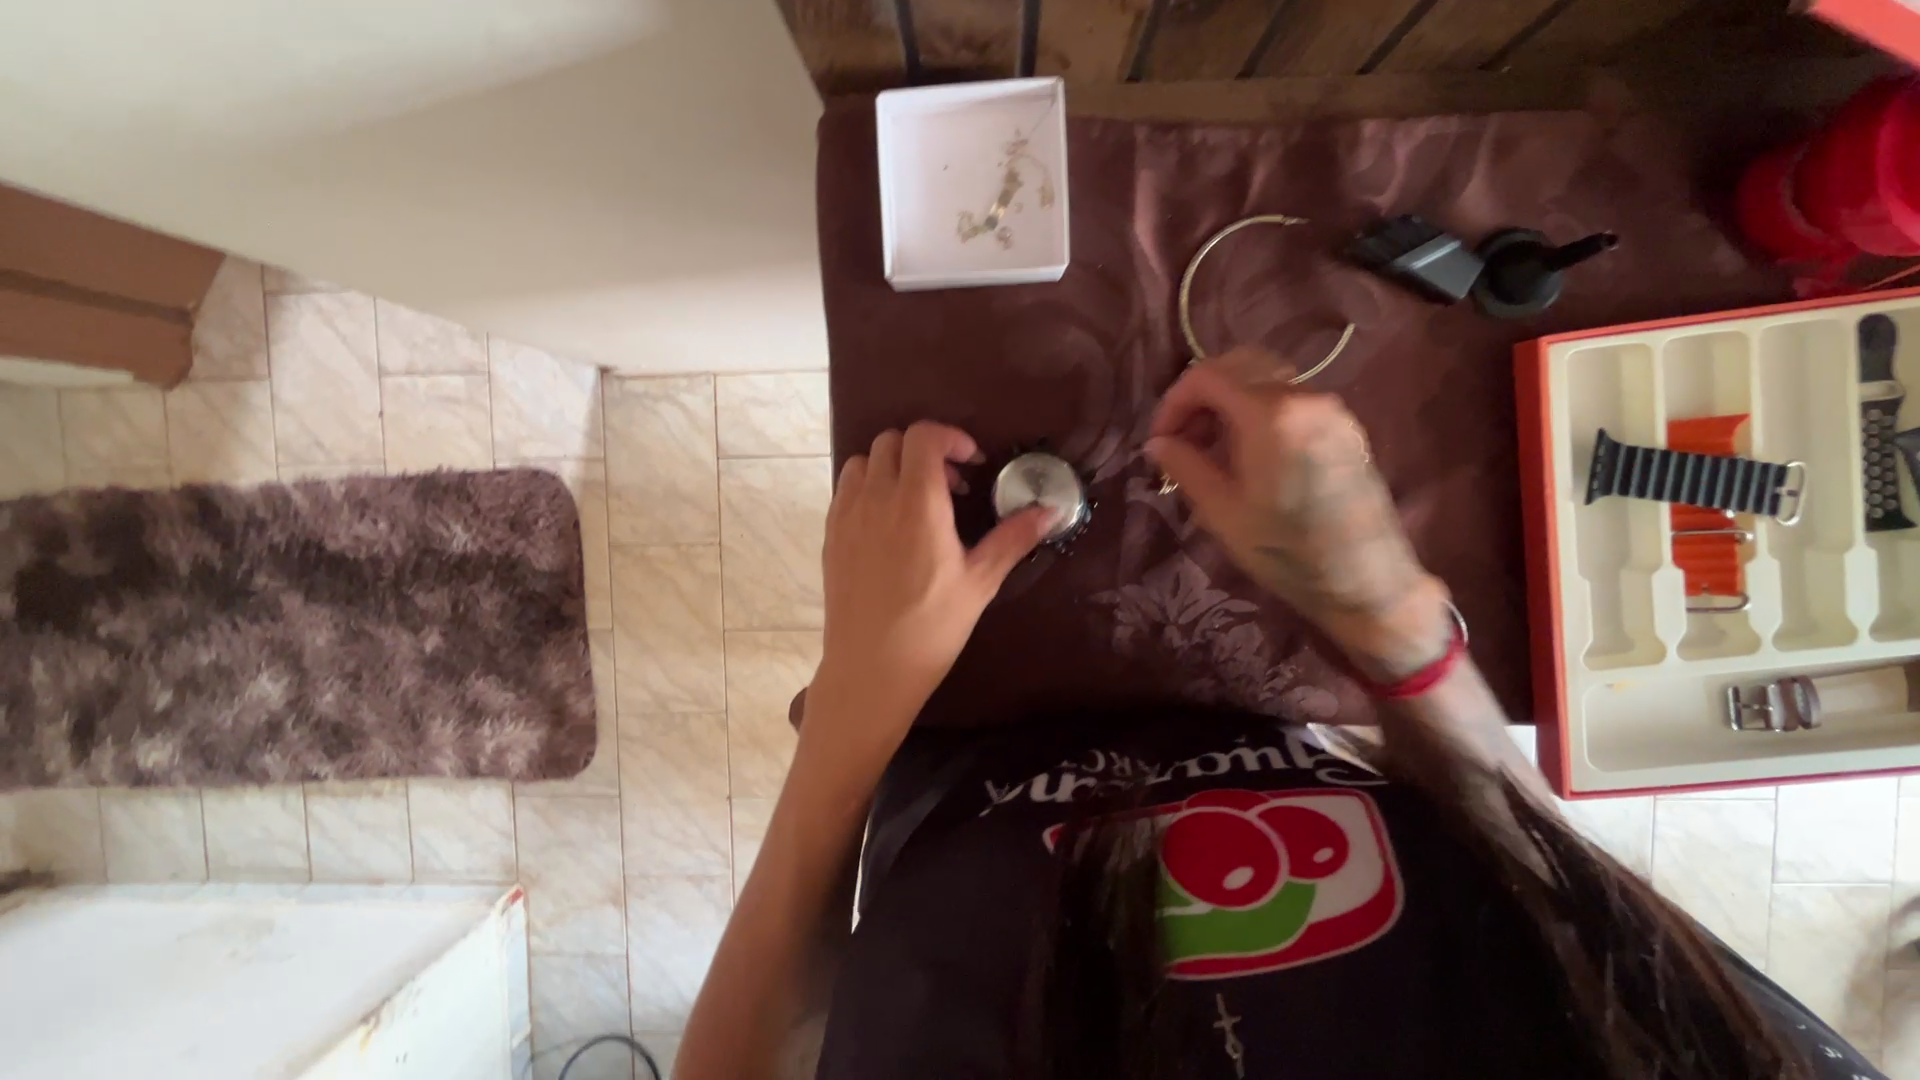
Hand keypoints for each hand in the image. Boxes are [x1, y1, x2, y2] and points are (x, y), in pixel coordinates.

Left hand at [808, 422, 1051, 745]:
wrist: (871, 669)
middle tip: (950, 486)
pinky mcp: (830, 535)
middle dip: (924, 451)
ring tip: (916, 500)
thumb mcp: (980, 582)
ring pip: (863, 461)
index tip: (971, 463)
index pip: (923, 437)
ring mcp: (846, 516)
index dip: (950, 437)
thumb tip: (1052, 510)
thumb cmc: (932, 627)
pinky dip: (869, 488)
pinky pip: (846, 490)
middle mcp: (876, 499)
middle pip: (891, 441)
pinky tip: (888, 524)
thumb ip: (1013, 538)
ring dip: (892, 466)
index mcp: (916, 504)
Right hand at [1146, 348, 1450, 678]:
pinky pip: (1291, 400)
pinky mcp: (1345, 428)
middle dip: (1201, 396)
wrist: (1366, 581)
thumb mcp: (1221, 511)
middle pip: (1238, 364)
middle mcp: (1304, 396)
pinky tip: (1249, 456)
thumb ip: (1185, 465)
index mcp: (1270, 413)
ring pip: (1266, 379)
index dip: (1173, 403)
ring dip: (1230, 402)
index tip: (1160, 441)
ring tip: (1212, 451)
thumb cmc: (1285, 550)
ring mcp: (1331, 409)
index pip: (1206, 376)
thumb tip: (1158, 443)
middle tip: (1183, 439)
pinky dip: (1259, 412)